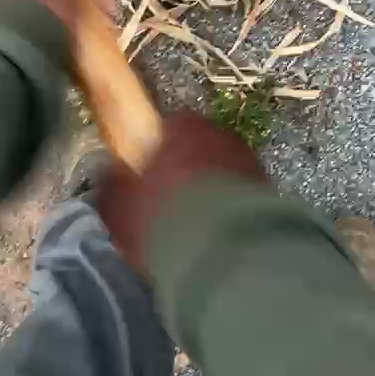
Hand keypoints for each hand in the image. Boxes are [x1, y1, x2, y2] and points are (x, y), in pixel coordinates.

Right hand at [95, 112, 267, 270]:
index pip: (168, 127)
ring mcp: (246, 158)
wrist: (223, 248)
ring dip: (212, 186)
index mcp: (181, 127)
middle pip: (199, 145)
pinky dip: (230, 204)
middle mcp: (218, 133)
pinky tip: (219, 231)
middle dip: (187, 168)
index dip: (157, 151)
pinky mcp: (266, 187)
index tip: (149, 176)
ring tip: (197, 221)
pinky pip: (240, 190)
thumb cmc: (163, 220)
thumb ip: (112, 187)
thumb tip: (108, 174)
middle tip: (173, 201)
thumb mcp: (120, 209)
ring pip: (222, 167)